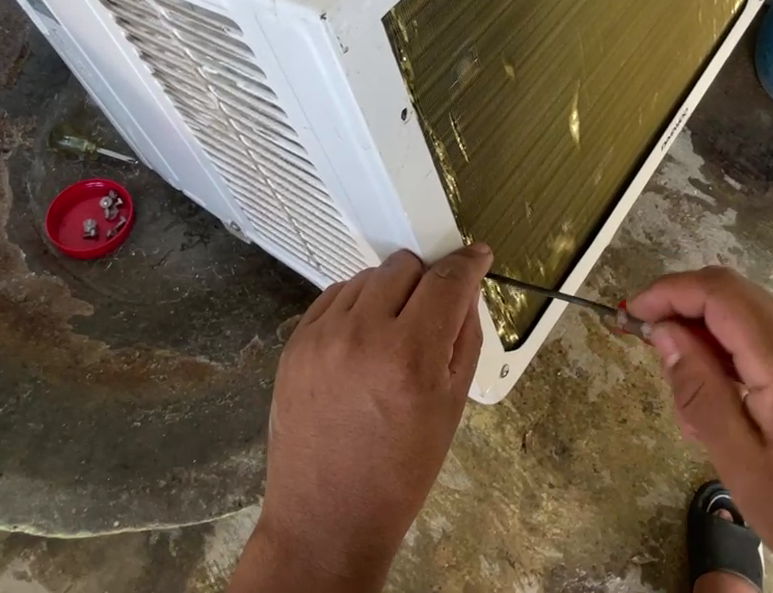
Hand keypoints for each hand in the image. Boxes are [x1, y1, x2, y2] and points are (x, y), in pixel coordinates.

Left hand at [229, 245, 492, 592]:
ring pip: (369, 276)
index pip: (446, 280)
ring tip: (392, 334)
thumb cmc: (400, 470)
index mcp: (411, 357)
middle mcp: (363, 336)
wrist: (328, 517)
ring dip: (389, 293)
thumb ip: (464, 336)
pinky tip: (362, 341)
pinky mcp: (295, 343)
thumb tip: (466, 289)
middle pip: (405, 266)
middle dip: (425, 281)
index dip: (467, 261)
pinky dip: (355, 306)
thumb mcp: (451, 405)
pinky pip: (334, 295)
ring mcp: (322, 337)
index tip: (477, 256)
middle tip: (429, 313)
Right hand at [627, 267, 772, 592]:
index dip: (666, 291)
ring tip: (690, 401)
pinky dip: (729, 350)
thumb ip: (699, 391)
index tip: (629, 315)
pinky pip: (763, 335)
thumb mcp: (742, 465)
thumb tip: (664, 332)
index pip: (717, 291)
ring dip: (704, 336)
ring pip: (743, 313)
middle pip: (729, 292)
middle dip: (680, 311)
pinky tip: (723, 402)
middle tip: (650, 355)